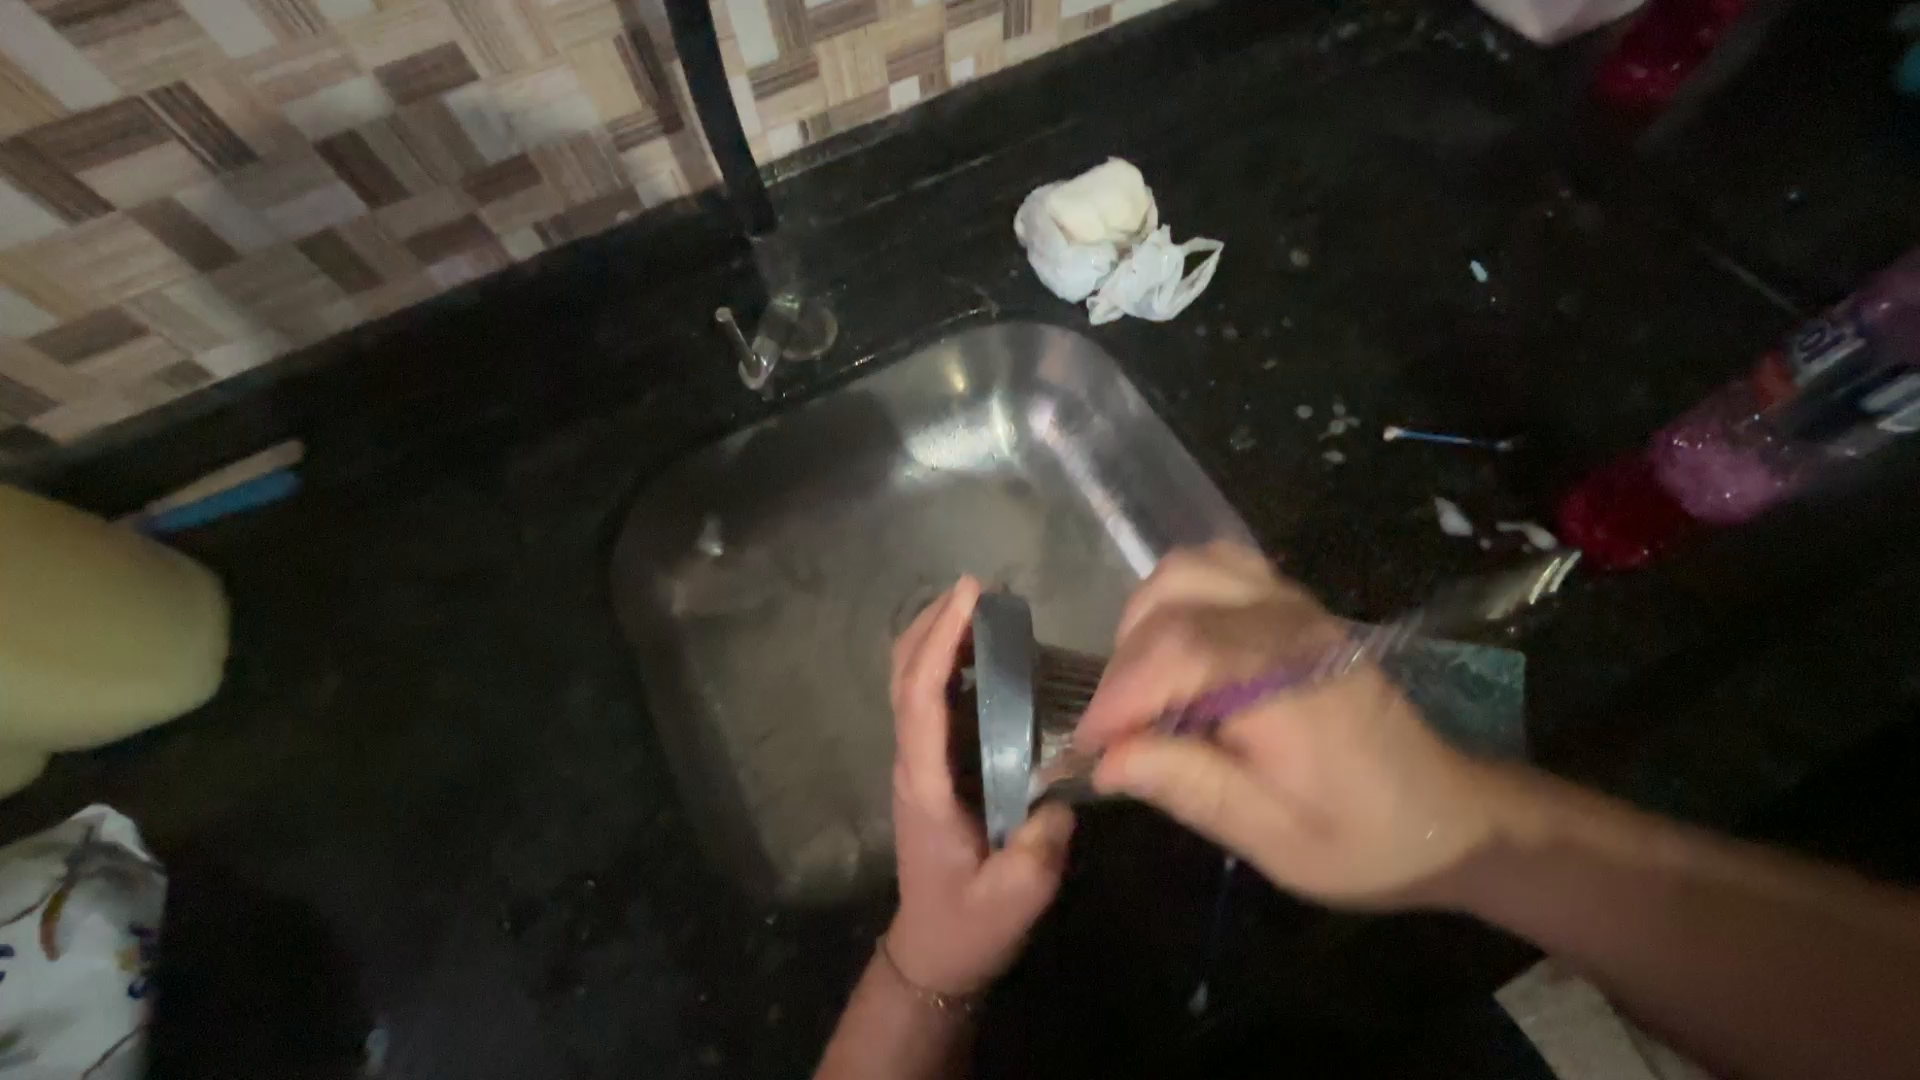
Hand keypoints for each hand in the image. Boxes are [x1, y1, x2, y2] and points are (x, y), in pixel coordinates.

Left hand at [886, 577, 1075, 995]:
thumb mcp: (1014, 899)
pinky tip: (984, 655)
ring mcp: (918, 762)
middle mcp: (913, 762)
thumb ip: (1039, 850)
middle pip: (903, 675)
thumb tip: (1060, 797)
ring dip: (935, 637)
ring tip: (981, 609)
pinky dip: (946, 663)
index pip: (920, 698)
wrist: (934, 952)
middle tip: (976, 589)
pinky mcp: (932, 766)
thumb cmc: (968, 925)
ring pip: (909, 682)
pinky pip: (930, 700)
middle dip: (932, 624)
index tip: (967, 597)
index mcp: (925, 784)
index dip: (939, 642)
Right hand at [1076, 543, 1503, 909]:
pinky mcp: (1294, 605)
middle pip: (1170, 603)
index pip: (1171, 656)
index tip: (1087, 748)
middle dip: (1123, 666)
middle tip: (1118, 726)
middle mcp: (1284, 624)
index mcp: (1282, 681)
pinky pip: (1219, 565)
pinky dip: (1180, 594)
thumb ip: (1185, 784)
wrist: (1447, 816)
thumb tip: (1106, 760)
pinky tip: (1177, 642)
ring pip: (1188, 569)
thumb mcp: (1269, 834)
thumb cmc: (1359, 836)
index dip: (1115, 699)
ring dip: (1145, 619)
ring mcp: (1292, 604)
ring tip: (1141, 680)